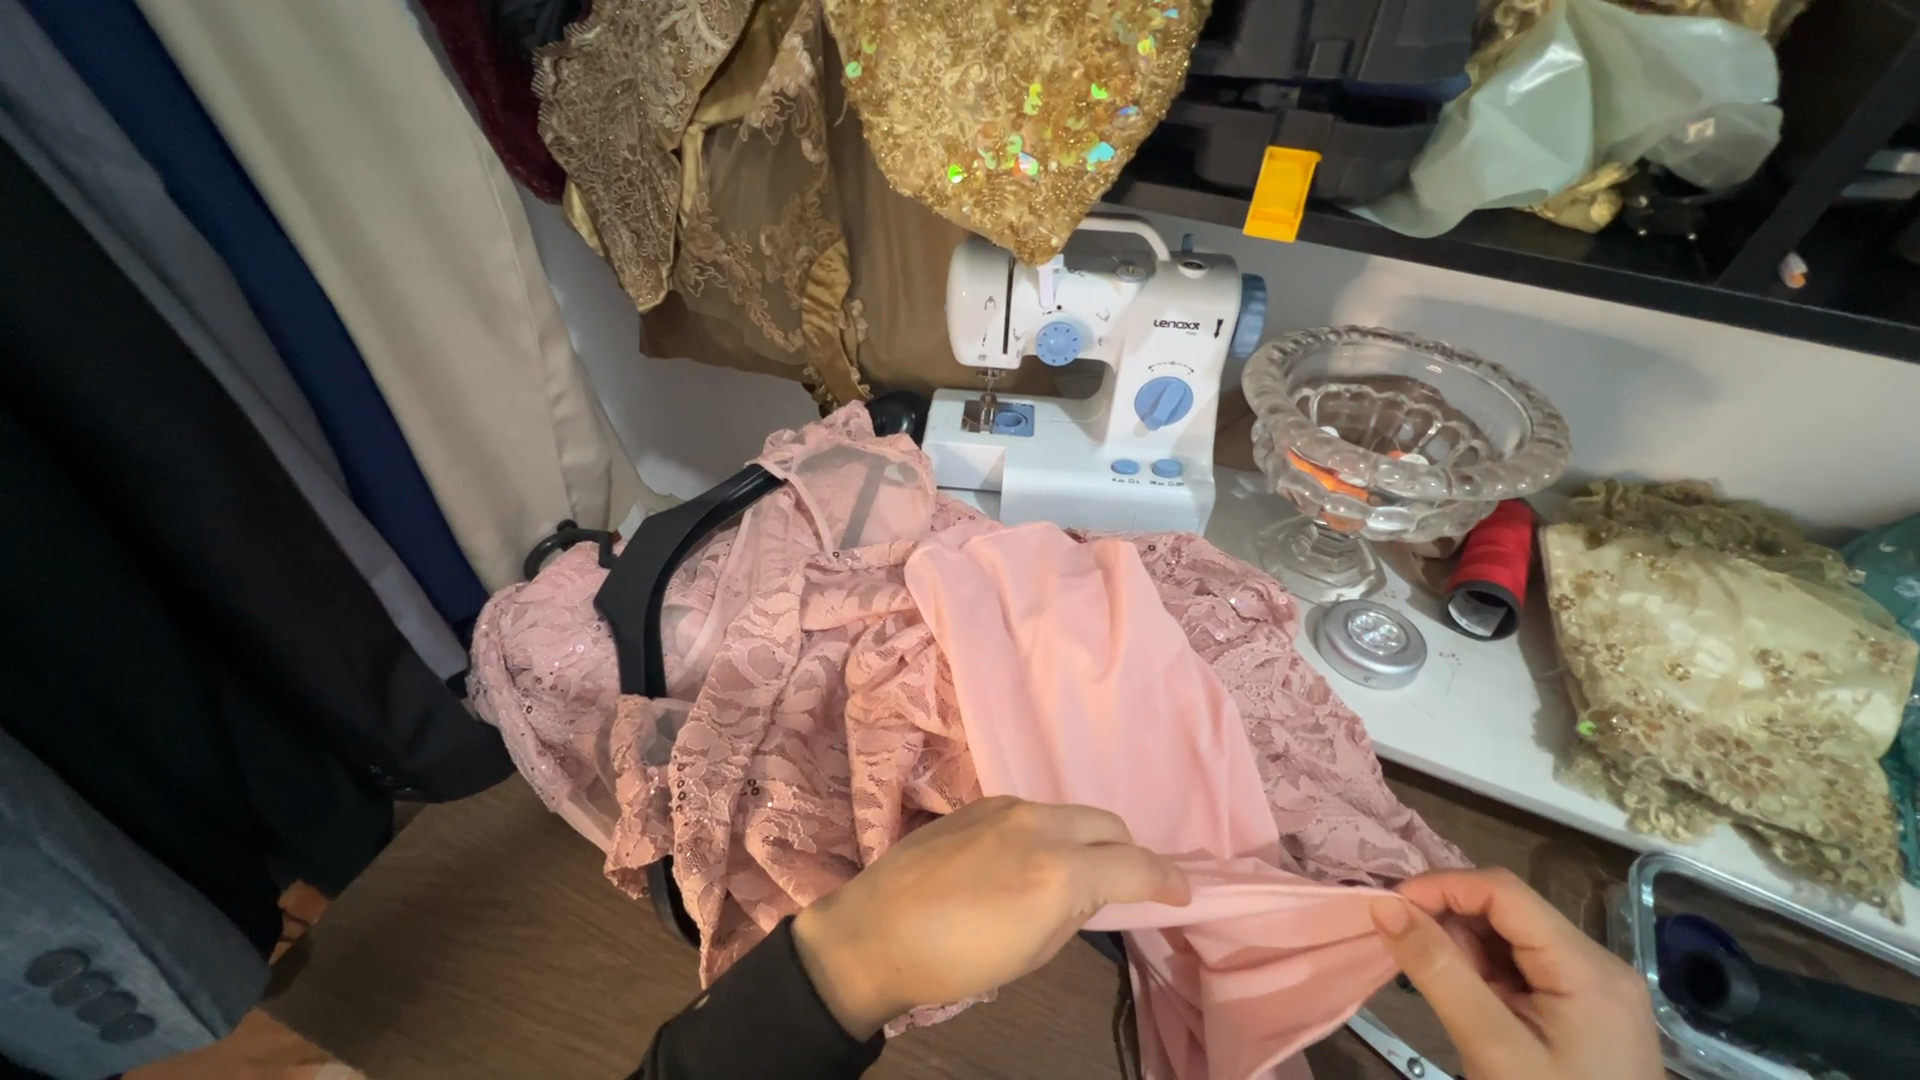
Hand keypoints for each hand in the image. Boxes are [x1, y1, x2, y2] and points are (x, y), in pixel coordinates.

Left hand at [791, 796, 1190, 1037]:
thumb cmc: (956, 960)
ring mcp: (1007, 807)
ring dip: (1087, 840)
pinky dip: (1050, 833)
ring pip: (1072, 814)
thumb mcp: (1032, 952)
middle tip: (1127, 885)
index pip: (1135, 864)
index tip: (1181, 892)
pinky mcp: (981, 802)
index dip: (1167, 879)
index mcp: (1059, 872)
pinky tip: (1026, 861)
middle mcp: (1040, 825)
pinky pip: (1035, 812)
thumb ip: (1074, 910)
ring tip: (1071, 875)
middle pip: (1109, 824)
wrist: (876, 929)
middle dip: (1127, 853)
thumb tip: (1092, 891)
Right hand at [1370, 868, 1661, 1079]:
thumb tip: (1381, 902)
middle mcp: (1597, 963)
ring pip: (1506, 933)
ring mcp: (1591, 985)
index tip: (1389, 910)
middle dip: (1448, 920)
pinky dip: (1479, 969)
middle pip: (1505, 909)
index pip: (1502, 890)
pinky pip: (1517, 962)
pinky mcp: (1579, 1005)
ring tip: (1442, 987)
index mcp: (1588, 967)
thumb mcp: (1492, 1047)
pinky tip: (1467, 998)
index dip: (1440, 886)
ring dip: (1460, 946)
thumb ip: (1438, 970)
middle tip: (1409, 954)